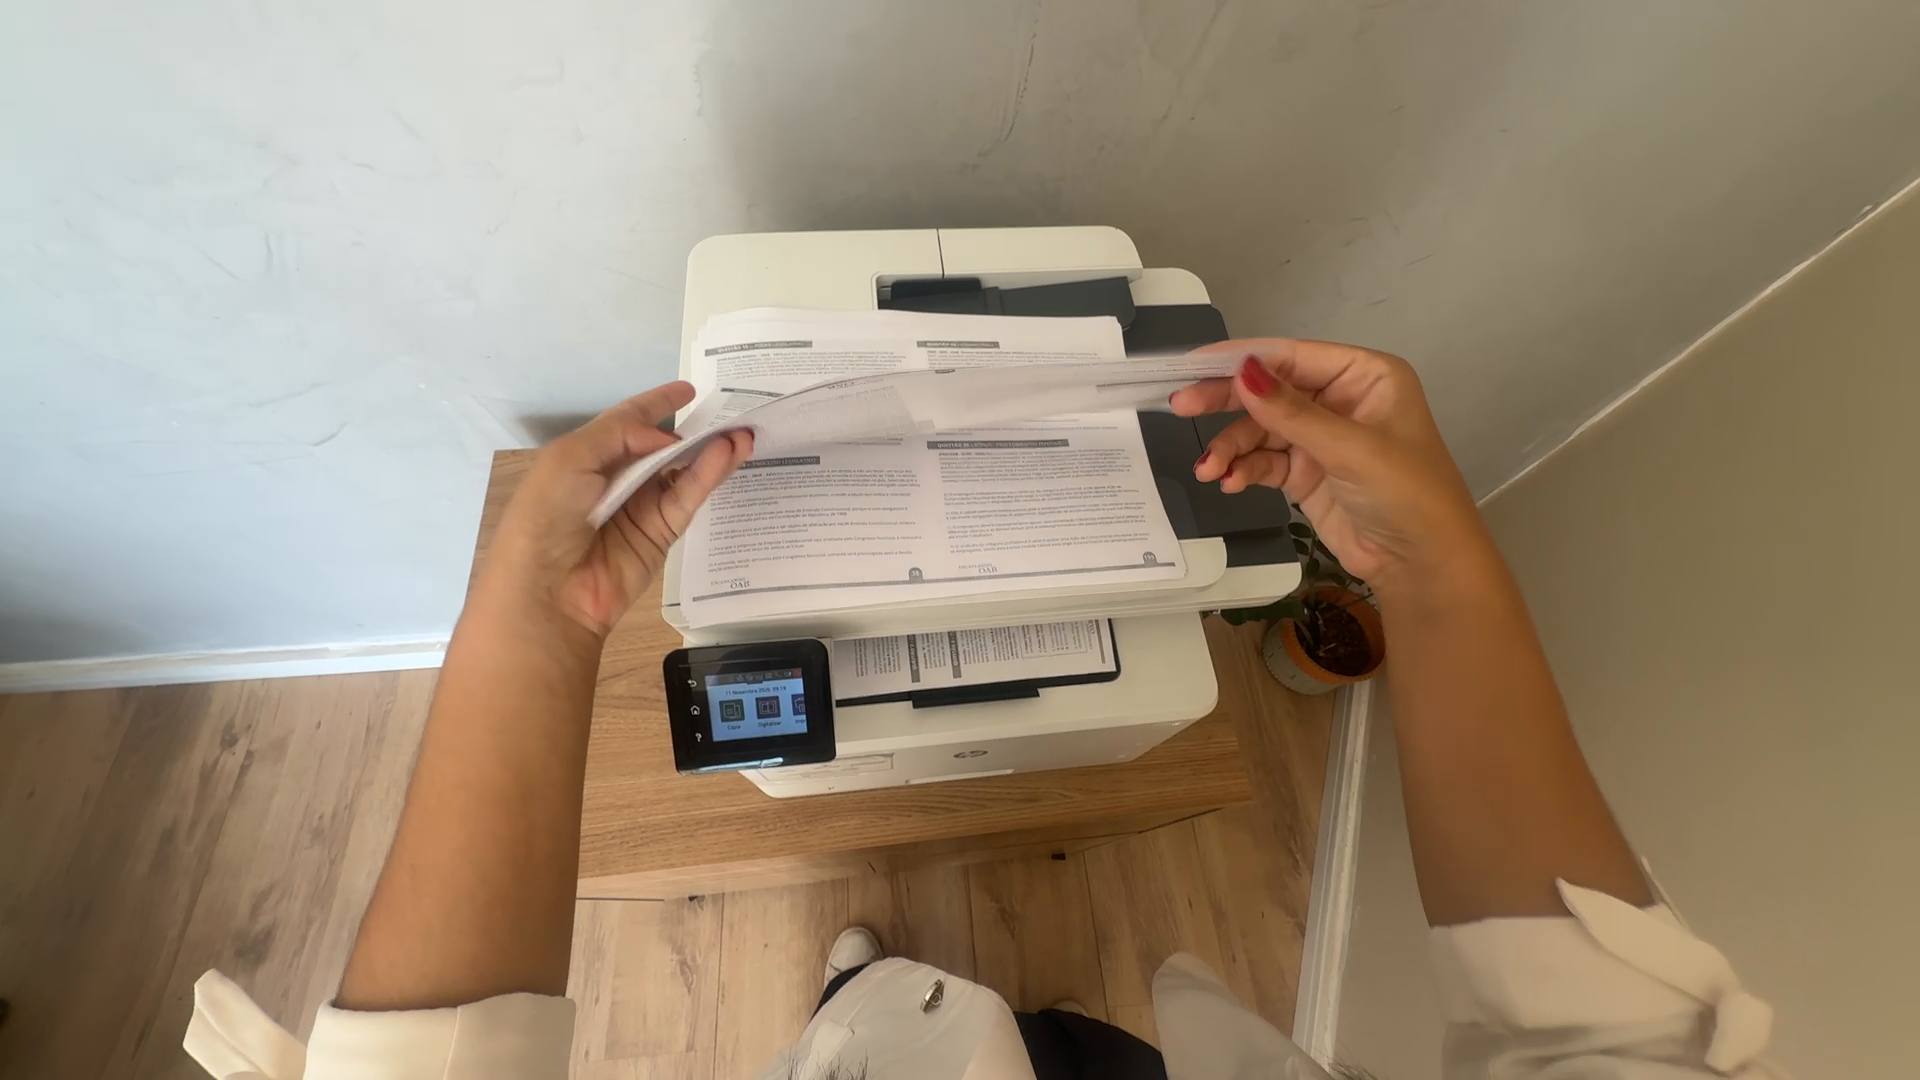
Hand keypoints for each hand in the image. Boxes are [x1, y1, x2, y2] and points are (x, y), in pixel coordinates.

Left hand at [482, 381, 752, 637]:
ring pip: (684, 471)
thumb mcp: (570, 459)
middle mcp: (617, 479)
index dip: (656, 404)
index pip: (628, 422)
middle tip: (732, 415)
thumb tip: (669, 439)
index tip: (690, 391)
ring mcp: (643, 507)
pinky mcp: (664, 532)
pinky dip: (709, 475)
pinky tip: (727, 454)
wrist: (548, 590)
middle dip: (695, 429)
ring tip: (743, 434)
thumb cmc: (546, 516)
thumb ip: (621, 435)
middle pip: (664, 446)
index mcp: (587, 456)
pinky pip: (689, 496)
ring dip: (712, 451)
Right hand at [1169, 339, 1484, 593]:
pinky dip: (1242, 470)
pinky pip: (1262, 461)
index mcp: (1362, 376)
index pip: (1291, 356)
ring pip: (1258, 431)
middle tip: (1180, 406)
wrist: (1421, 565)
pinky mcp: (1303, 472)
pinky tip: (1229, 484)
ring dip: (1230, 449)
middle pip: (1268, 391)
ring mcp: (1318, 437)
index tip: (1193, 364)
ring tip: (1210, 471)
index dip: (1240, 359)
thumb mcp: (1349, 449)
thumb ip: (1290, 412)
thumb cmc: (1406, 494)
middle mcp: (1337, 399)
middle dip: (1225, 402)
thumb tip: (1241, 371)